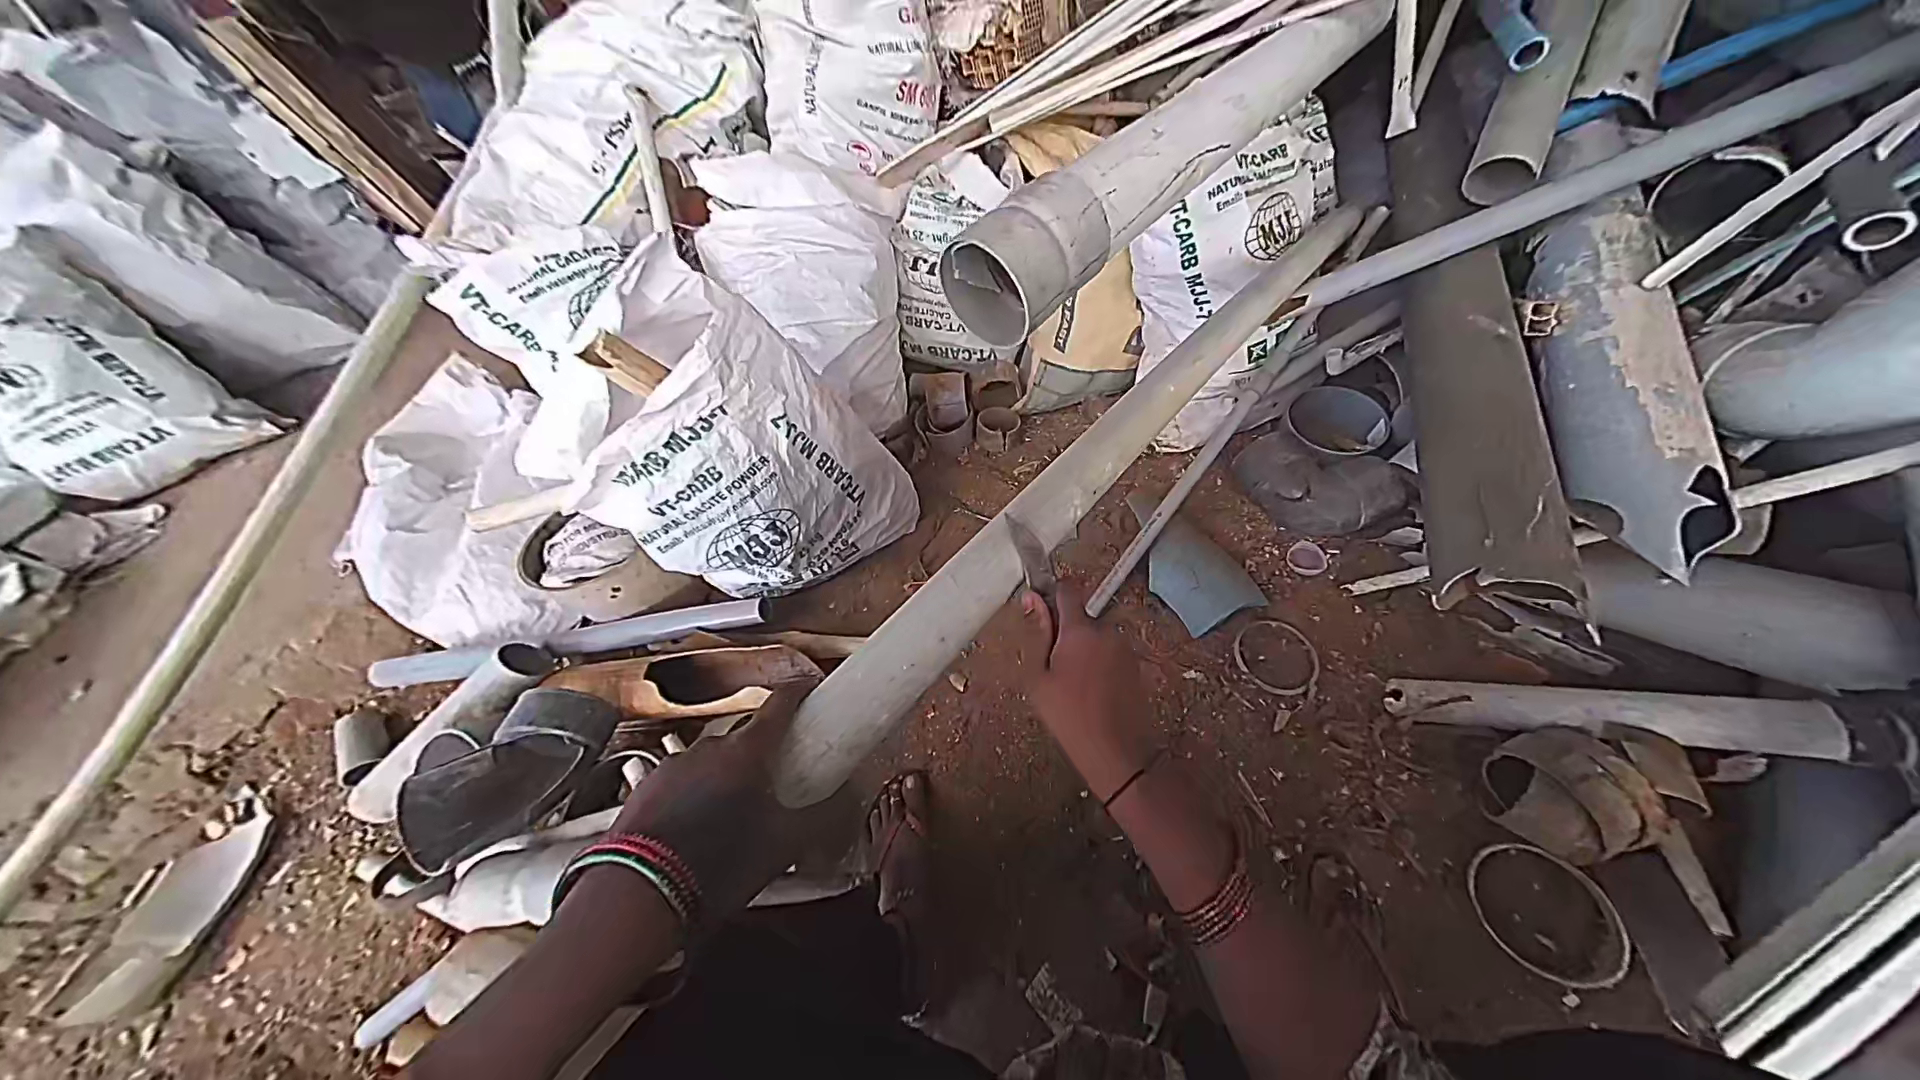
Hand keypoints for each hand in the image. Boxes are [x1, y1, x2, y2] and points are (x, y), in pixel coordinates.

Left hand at [610, 681, 818, 927]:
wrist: (639, 898)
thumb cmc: (713, 868)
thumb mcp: (783, 845)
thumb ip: (819, 818)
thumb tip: (843, 803)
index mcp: (748, 750)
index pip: (781, 703)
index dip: (799, 692)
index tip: (810, 690)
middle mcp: (711, 748)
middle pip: (748, 734)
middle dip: (765, 750)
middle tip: (780, 776)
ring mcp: (675, 764)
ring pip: (714, 759)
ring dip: (728, 775)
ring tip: (736, 812)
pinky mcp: (648, 787)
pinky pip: (683, 779)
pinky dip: (695, 792)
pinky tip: (698, 826)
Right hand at [1017, 580, 1157, 799]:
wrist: (1115, 750)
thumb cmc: (1068, 715)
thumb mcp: (1039, 676)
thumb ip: (1037, 632)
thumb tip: (1031, 598)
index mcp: (1079, 630)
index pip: (1067, 590)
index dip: (1051, 594)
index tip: (1039, 609)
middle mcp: (1106, 631)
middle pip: (1081, 618)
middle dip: (1066, 632)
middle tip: (1053, 665)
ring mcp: (1124, 647)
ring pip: (1096, 637)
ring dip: (1084, 648)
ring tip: (1073, 683)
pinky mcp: (1135, 665)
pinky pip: (1110, 653)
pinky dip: (1099, 663)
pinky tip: (1092, 691)